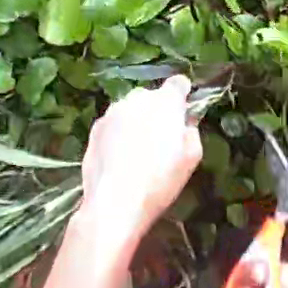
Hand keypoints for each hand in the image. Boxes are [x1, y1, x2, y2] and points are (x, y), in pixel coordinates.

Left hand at [78, 75, 200, 247]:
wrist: (114, 204)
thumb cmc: (160, 181)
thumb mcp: (192, 157)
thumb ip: (191, 131)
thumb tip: (184, 123)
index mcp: (166, 102)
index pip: (178, 83)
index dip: (182, 95)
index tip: (183, 110)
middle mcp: (137, 98)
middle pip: (152, 97)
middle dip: (158, 111)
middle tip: (162, 138)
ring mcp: (113, 111)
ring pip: (131, 109)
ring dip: (137, 121)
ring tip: (138, 151)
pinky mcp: (95, 128)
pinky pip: (113, 123)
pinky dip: (118, 133)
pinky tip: (120, 158)